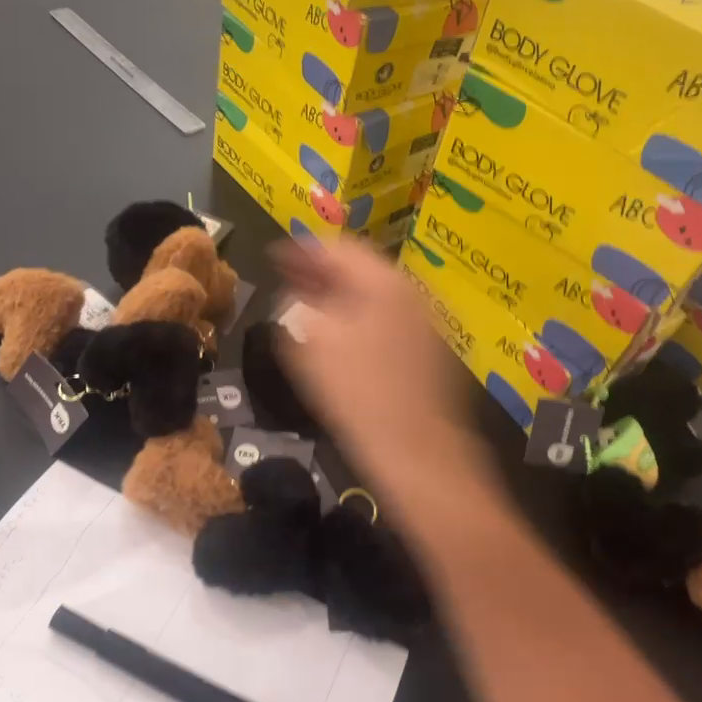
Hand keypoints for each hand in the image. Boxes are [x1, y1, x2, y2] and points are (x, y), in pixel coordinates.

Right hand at [270, 239, 491, 492]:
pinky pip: (385, 322)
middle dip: (320, 274)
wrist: (418, 454)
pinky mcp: (428, 352)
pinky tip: (337, 341)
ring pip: (373, 297)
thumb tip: (292, 293)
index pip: (339, 248)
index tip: (274, 257)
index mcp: (384, 282)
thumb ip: (296, 308)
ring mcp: (423, 323)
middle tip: (286, 280)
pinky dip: (357, 321)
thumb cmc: (360, 395)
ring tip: (305, 310)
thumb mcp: (313, 345)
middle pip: (359, 270)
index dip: (302, 250)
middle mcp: (409, 293)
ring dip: (337, 298)